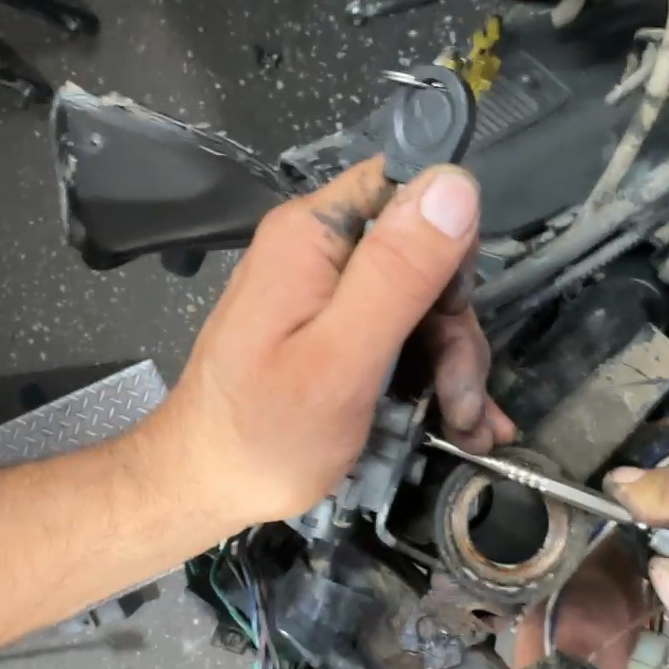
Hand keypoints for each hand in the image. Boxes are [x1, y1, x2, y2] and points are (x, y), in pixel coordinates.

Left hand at [148, 158, 515, 532]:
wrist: (205, 485)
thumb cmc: (266, 433)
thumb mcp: (341, 358)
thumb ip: (396, 272)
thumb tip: (456, 182)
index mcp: (313, 236)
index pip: (407, 189)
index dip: (447, 243)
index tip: (451, 314)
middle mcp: (318, 251)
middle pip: (421, 257)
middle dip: (453, 327)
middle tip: (460, 401)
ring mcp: (324, 293)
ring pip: (418, 304)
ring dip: (450, 364)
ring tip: (464, 426)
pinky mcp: (331, 331)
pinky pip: (397, 335)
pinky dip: (430, 375)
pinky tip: (459, 421)